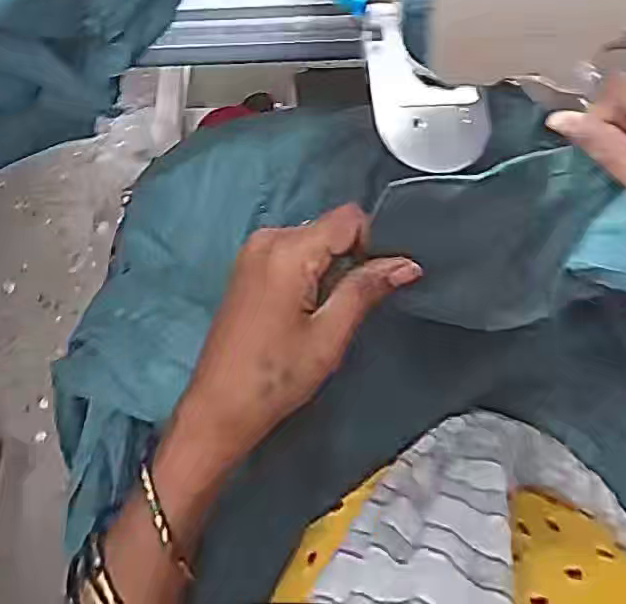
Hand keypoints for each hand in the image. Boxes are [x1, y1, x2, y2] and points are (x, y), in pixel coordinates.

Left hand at [171, 204, 421, 468]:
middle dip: (351, 258)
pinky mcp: (248, 264)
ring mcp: (254, 249)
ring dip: (330, 267)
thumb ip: (366, 289)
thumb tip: (407, 264)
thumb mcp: (329, 335)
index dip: (372, 243)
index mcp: (287, 249)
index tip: (377, 281)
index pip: (348, 218)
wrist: (218, 407)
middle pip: (330, 228)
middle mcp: (268, 237)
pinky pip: (293, 251)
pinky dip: (309, 271)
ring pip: (314, 239)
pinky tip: (305, 309)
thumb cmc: (276, 377)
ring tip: (325, 313)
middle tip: (351, 306)